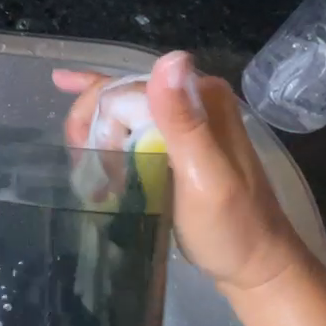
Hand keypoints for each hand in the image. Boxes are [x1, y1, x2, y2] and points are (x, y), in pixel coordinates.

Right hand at [54, 51, 308, 294]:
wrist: (257, 268)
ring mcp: (185, 117)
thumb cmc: (231, 228)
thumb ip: (185, 120)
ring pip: (118, 106)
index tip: (90, 159)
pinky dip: (99, 113)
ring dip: (93, 131)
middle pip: (119, 94)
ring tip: (85, 166)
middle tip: (83, 165)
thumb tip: (172, 57)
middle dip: (92, 125)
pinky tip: (68, 91)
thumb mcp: (206, 176)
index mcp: (202, 96)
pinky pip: (128, 116)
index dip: (99, 121)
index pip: (125, 90)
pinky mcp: (176, 137)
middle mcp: (193, 96)